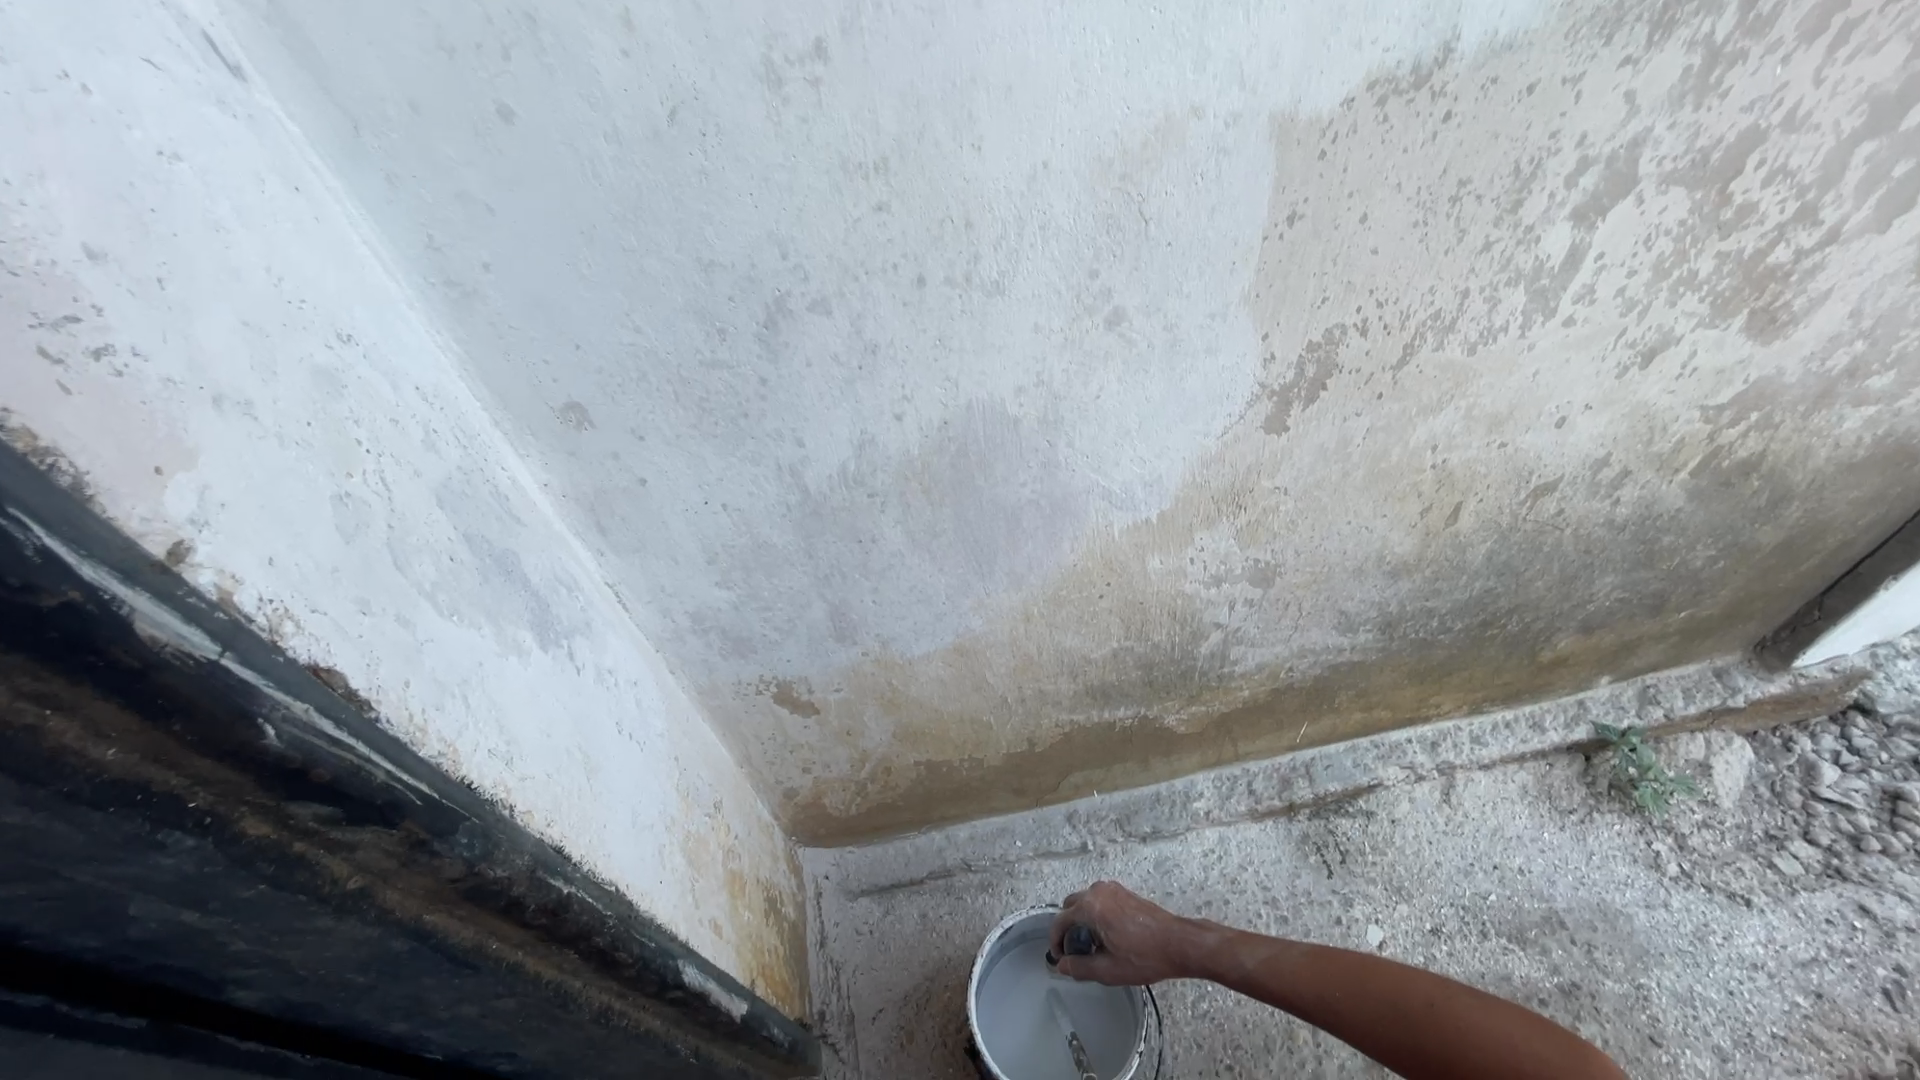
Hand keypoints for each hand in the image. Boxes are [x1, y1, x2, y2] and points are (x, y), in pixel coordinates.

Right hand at [1049, 881, 1213, 985]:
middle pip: (1070, 907)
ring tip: (1093, 946)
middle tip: (1076, 952)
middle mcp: (1098, 891)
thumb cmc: (1146, 956)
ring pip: (1085, 902)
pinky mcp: (1124, 892)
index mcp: (1091, 907)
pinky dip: (1096, 915)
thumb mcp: (1108, 970)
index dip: (1055, 941)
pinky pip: (1099, 900)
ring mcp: (1112, 889)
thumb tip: (1062, 965)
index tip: (1059, 957)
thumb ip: (1079, 967)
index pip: (1060, 920)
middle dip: (1068, 929)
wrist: (1178, 943)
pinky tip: (1108, 936)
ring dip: (1082, 921)